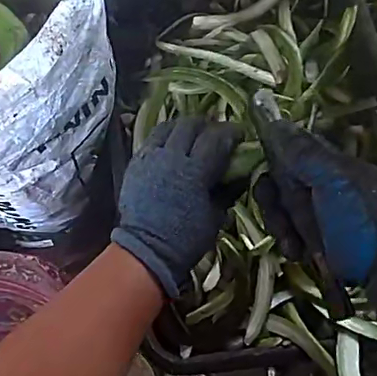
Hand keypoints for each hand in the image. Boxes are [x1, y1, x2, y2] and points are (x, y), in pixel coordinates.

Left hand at [112, 118, 239, 297]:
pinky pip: (151, 139)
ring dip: (184, 127)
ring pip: (168, 127)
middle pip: (191, 125)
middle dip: (207, 125)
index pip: (216, 138)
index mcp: (194, 171)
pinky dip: (165, 137)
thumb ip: (227, 191)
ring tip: (193, 134)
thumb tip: (239, 173)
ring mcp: (150, 158)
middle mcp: (171, 157)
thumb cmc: (185, 239)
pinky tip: (171, 145)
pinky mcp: (135, 163)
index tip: (240, 134)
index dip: (231, 132)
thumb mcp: (215, 217)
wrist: (146, 250)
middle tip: (216, 133)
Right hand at [261, 120, 376, 337]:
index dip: (272, 167)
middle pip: (279, 186)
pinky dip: (292, 245)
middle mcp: (324, 186)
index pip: (286, 153)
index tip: (269, 184)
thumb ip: (302, 152)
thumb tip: (274, 120)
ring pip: (283, 214)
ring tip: (295, 247)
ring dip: (282, 229)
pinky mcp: (323, 245)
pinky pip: (293, 237)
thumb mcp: (333, 180)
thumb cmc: (366, 221)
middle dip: (275, 206)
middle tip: (285, 224)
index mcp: (330, 165)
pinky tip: (301, 255)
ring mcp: (323, 217)